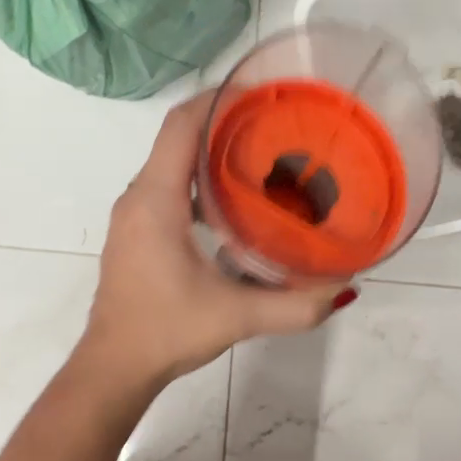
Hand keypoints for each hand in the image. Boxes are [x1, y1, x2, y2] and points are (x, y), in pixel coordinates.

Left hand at [83, 92, 352, 384]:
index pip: (183, 124)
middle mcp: (139, 197)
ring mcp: (134, 216)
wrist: (114, 367)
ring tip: (265, 163)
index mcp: (156, 200)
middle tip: (279, 129)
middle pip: (180, 138)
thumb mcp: (237, 317)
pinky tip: (237, 208)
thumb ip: (295, 305)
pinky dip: (202, 185)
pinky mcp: (137, 235)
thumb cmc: (166, 331)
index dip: (220, 98)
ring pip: (174, 165)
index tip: (263, 93)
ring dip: (214, 156)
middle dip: (227, 124)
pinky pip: (169, 190)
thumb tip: (346, 287)